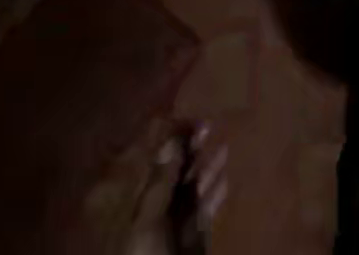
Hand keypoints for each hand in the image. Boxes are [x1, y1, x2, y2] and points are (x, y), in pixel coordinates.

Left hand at [126, 122, 227, 254]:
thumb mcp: (146, 226)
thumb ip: (158, 184)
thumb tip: (170, 140)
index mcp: (130, 208)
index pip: (147, 164)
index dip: (164, 140)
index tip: (187, 117)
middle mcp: (148, 215)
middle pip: (169, 175)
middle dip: (188, 151)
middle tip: (209, 126)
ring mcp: (169, 231)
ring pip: (187, 192)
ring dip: (205, 168)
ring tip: (224, 146)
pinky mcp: (189, 245)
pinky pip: (202, 214)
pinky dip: (214, 196)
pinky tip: (228, 180)